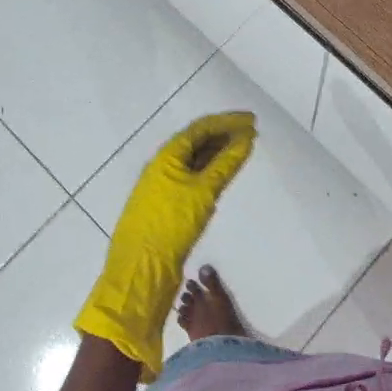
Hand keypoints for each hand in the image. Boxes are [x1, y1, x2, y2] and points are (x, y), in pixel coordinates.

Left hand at [74, 112, 256, 378]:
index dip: (227, 121)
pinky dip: (210, 171)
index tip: (252, 120)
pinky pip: (191, 177)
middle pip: (196, 141)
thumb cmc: (170, 226)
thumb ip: (225, 164)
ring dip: (218, 153)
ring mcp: (162, 186)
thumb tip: (246, 139)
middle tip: (251, 133)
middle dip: (224, 134)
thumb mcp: (202, 192)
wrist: (139, 270)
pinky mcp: (165, 205)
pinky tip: (222, 176)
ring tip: (241, 151)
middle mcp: (162, 166)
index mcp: (167, 157)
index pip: (201, 128)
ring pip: (194, 161)